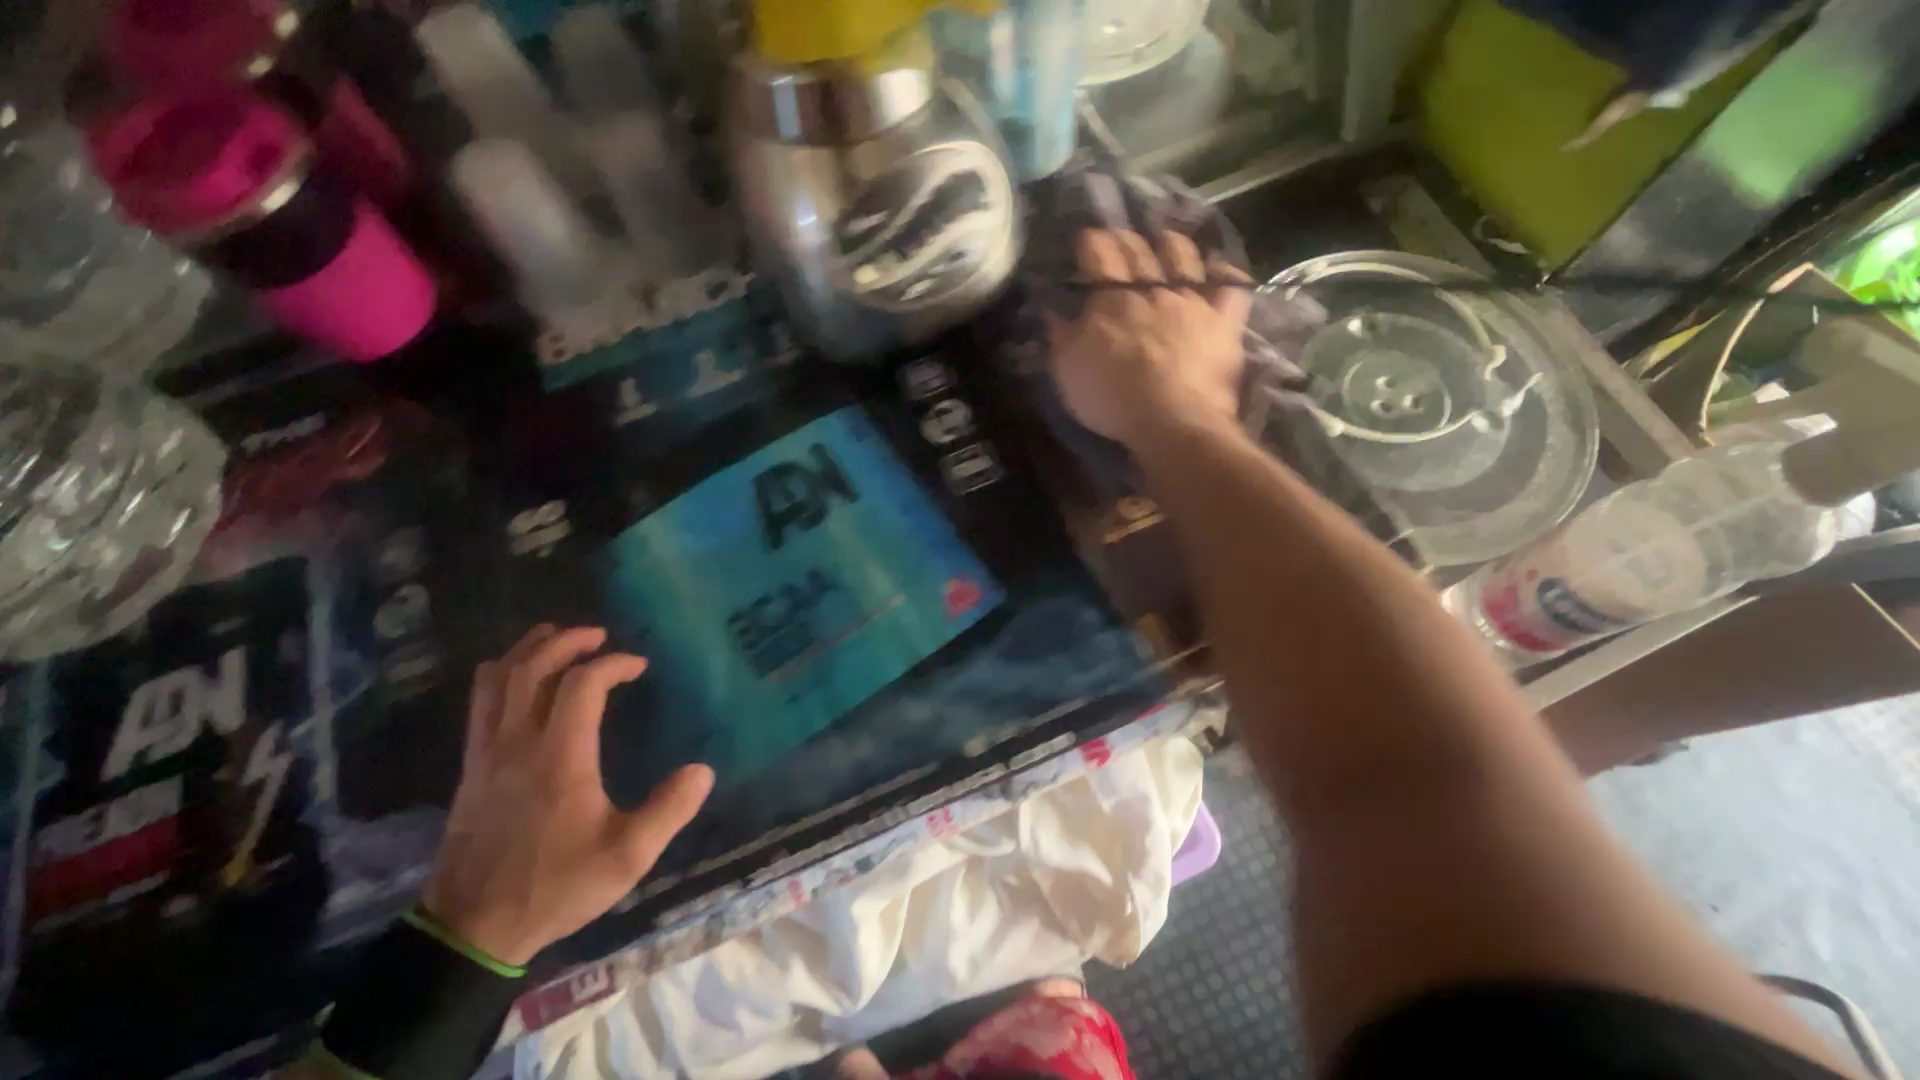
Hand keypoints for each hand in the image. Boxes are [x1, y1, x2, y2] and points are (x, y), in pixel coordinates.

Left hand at [421, 625, 713, 965]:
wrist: (474, 927)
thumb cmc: (556, 886)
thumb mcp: (627, 858)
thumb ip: (668, 811)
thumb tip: (702, 770)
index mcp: (560, 757)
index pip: (582, 685)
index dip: (613, 664)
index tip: (638, 665)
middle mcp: (518, 743)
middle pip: (533, 667)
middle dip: (566, 641)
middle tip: (597, 634)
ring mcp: (487, 754)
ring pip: (498, 680)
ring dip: (527, 650)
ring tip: (553, 637)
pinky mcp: (470, 769)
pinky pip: (479, 704)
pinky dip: (500, 676)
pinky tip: (515, 680)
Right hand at [1048, 229, 1253, 446]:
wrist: (1172, 421)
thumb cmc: (1111, 397)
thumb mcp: (1067, 369)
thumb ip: (1060, 334)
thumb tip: (1052, 308)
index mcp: (1110, 298)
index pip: (1099, 254)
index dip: (1092, 242)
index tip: (1087, 239)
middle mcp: (1152, 289)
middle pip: (1139, 251)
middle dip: (1128, 239)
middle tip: (1121, 236)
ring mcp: (1192, 301)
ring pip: (1184, 258)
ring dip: (1174, 245)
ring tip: (1167, 241)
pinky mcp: (1224, 322)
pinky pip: (1230, 288)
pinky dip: (1225, 274)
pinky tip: (1220, 269)